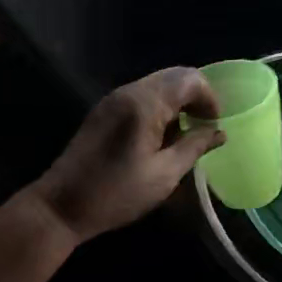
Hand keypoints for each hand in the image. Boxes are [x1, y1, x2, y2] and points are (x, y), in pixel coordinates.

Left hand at [24, 67, 225, 242]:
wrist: (63, 205)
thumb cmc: (117, 194)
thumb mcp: (164, 175)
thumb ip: (194, 147)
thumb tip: (218, 132)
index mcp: (144, 103)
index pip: (188, 79)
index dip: (209, 98)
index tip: (214, 126)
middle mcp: (127, 92)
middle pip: (172, 77)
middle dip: (195, 97)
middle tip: (204, 128)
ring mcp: (112, 99)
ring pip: (156, 85)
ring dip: (176, 103)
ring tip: (185, 136)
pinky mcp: (103, 111)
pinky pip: (139, 97)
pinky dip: (158, 108)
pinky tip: (161, 137)